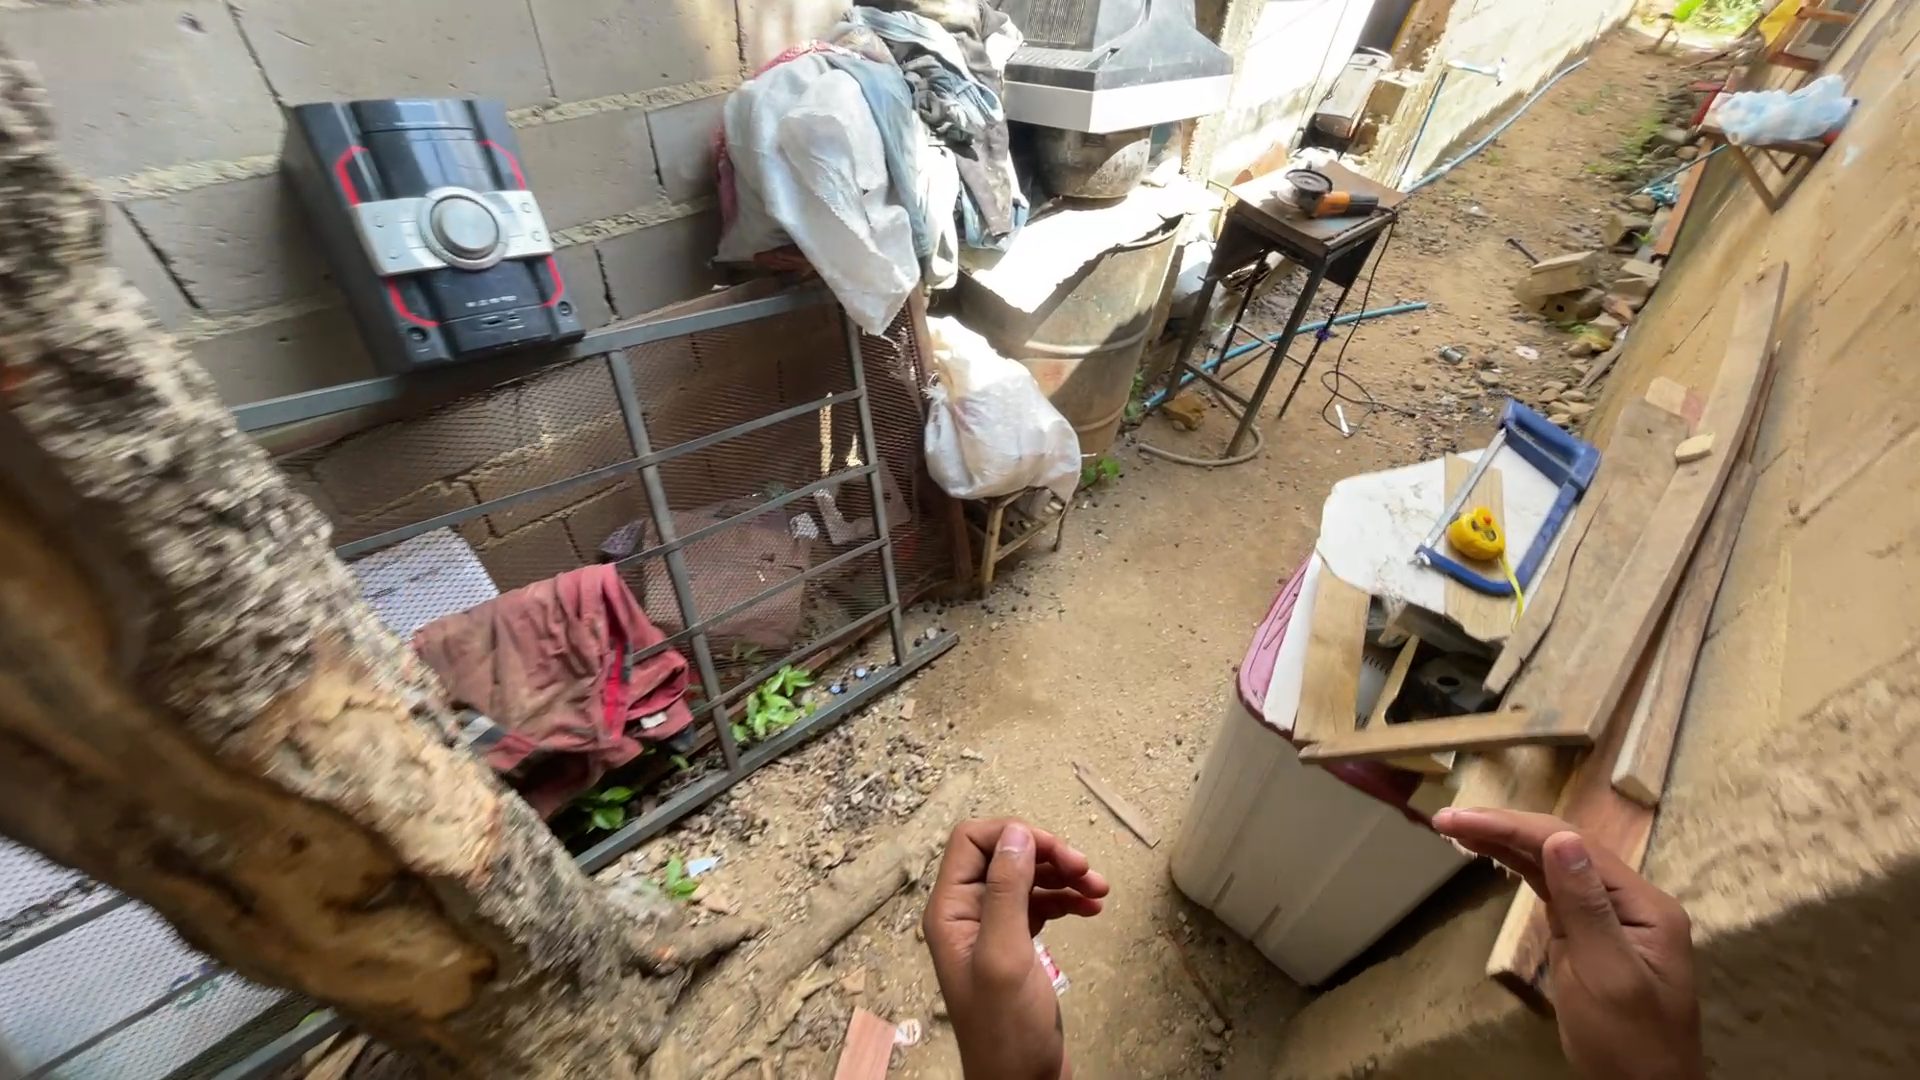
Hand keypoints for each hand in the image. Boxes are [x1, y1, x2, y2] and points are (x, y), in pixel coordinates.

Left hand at [922, 819, 1109, 1079]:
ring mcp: (993, 926)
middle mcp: (968, 910)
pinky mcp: (1017, 942)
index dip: (1011, 834)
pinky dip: (1066, 898)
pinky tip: (1092, 907)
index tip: (1052, 848)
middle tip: (1085, 868)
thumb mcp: (1005, 955)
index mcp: (951, 908)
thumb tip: (1016, 831)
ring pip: (1027, 876)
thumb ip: (1007, 890)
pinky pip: (1040, 902)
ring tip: (1099, 888)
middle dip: (1045, 854)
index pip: (971, 840)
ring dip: (1063, 875)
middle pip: (1004, 854)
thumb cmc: (1007, 1029)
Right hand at [1432, 808, 1702, 1079]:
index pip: (1569, 845)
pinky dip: (1507, 859)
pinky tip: (1480, 847)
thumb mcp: (1608, 974)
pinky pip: (1540, 878)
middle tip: (1443, 819)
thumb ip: (1585, 906)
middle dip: (1499, 826)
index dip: (1511, 826)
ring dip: (1498, 838)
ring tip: (1450, 826)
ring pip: (1544, 857)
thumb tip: (1561, 840)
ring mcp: (1602, 907)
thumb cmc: (1628, 1039)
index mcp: (1643, 904)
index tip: (1458, 820)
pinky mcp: (1578, 920)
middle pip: (1555, 843)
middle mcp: (1625, 896)